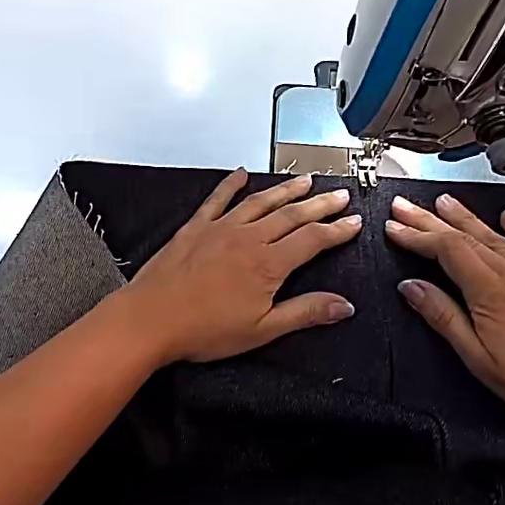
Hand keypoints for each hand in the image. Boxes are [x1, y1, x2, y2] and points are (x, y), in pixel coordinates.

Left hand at [108, 171, 360, 366]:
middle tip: (340, 196)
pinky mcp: (197, 227)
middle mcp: (249, 238)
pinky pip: (218, 199)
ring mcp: (222, 229)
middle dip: (321, 204)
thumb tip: (344, 306)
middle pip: (293, 215)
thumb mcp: (262, 330)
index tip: (354, 222)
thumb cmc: (203, 330)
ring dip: (286, 190)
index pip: (313, 239)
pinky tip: (241, 174)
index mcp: (268, 264)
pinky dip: (231, 184)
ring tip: (306, 181)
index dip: (337, 230)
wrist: (150, 320)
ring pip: (262, 202)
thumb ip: (305, 313)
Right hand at [385, 194, 504, 447]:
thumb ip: (444, 318)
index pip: (446, 250)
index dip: (417, 236)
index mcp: (493, 294)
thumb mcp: (482, 362)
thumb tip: (412, 289)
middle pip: (466, 238)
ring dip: (467, 218)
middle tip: (406, 207)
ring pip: (497, 237)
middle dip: (431, 220)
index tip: (395, 227)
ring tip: (445, 203)